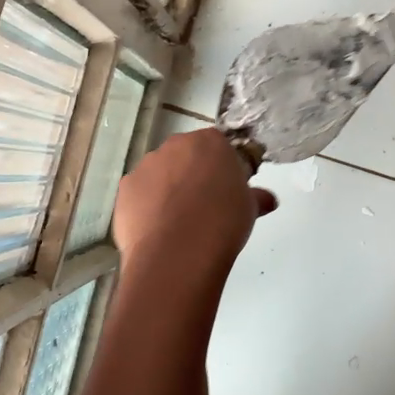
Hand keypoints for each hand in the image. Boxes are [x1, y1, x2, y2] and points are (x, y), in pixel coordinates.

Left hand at [113, 129, 277, 279]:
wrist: (177, 253)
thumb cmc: (222, 224)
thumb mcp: (249, 209)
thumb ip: (256, 197)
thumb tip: (269, 199)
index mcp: (210, 142)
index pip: (218, 145)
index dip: (222, 166)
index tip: (226, 189)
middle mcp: (176, 145)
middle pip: (186, 155)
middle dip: (193, 174)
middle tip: (203, 206)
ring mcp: (147, 164)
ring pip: (160, 173)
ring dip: (168, 189)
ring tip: (178, 224)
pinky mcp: (125, 188)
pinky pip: (139, 193)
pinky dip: (146, 206)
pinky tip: (156, 231)